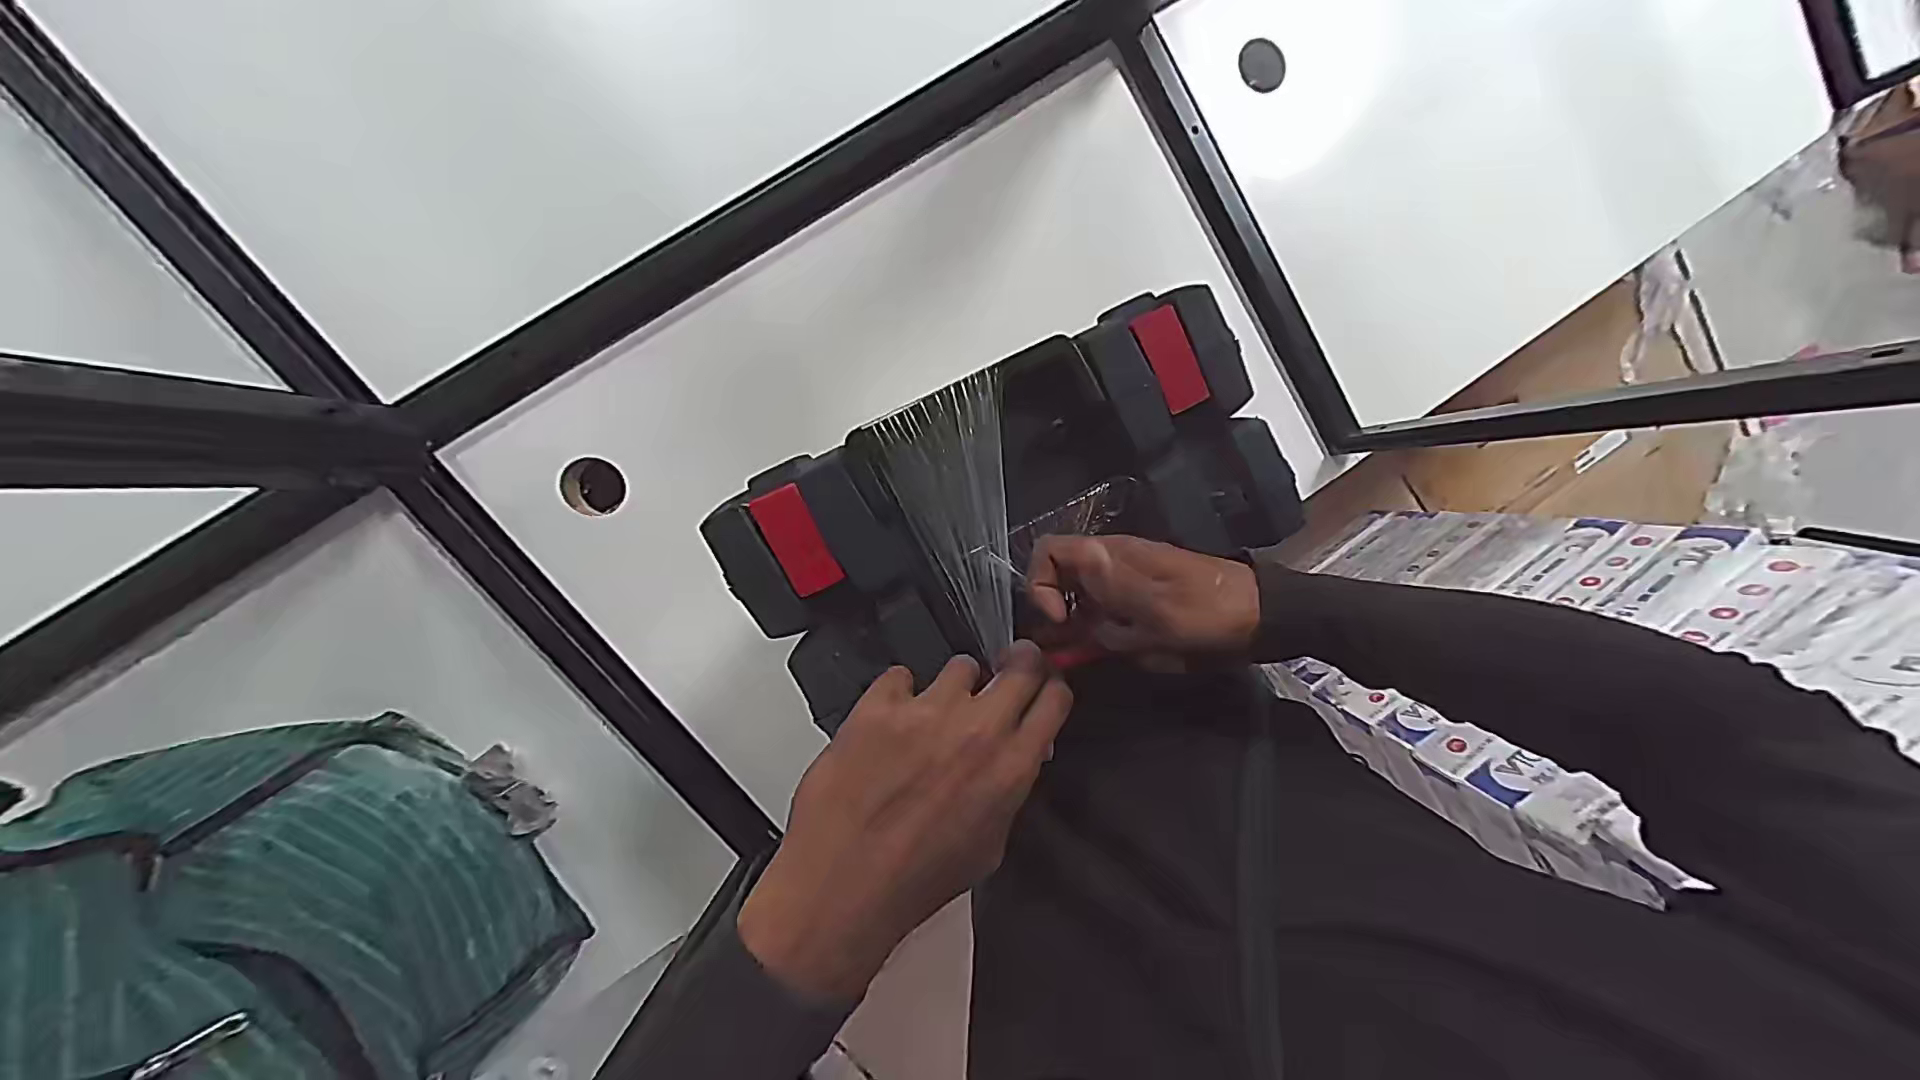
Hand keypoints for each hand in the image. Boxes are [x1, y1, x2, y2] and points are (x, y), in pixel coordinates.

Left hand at [737, 642, 1072, 1001]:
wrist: (841, 886)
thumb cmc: (914, 879)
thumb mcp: (988, 846)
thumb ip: (1007, 790)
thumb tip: (1014, 757)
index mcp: (1011, 768)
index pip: (1054, 697)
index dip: (1050, 685)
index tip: (1041, 682)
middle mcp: (976, 731)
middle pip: (1020, 665)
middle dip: (1018, 663)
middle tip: (1005, 668)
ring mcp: (927, 713)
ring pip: (961, 665)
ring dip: (954, 686)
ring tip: (934, 713)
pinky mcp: (879, 706)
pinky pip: (901, 675)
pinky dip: (898, 693)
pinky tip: (889, 721)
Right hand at [1027, 535, 1259, 660]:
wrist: (1256, 615)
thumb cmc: (1203, 615)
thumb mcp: (1153, 614)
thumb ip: (1109, 600)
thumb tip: (1078, 586)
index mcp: (1108, 556)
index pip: (1047, 551)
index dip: (1039, 583)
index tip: (1058, 619)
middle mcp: (1109, 560)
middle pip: (1059, 574)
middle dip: (1055, 608)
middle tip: (1066, 643)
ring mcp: (1124, 576)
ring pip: (1079, 592)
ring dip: (1075, 620)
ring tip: (1085, 650)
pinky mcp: (1138, 592)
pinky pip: (1103, 603)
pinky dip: (1096, 623)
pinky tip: (1108, 645)